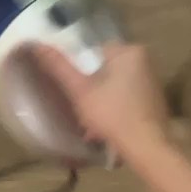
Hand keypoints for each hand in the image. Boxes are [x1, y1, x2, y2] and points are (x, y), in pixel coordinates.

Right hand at [34, 43, 172, 158]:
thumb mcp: (80, 90)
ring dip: (100, 101)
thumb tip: (36, 44)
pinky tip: (106, 128)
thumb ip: (59, 67)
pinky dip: (114, 109)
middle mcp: (145, 62)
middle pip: (105, 69)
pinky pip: (126, 98)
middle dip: (90, 89)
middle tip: (80, 108)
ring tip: (90, 124)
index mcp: (129, 52)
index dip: (80, 69)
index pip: (95, 50)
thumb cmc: (111, 114)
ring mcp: (152, 82)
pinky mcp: (154, 100)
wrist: (146, 147)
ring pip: (115, 86)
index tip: (74, 88)